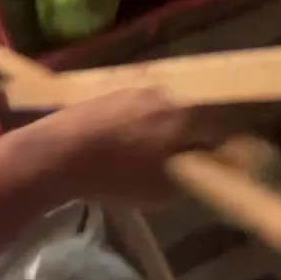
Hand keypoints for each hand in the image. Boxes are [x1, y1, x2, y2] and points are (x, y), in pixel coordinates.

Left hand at [11, 89, 204, 199]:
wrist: (54, 153)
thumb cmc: (115, 176)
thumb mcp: (166, 190)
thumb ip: (198, 177)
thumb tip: (211, 170)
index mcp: (187, 114)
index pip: (223, 131)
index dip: (226, 154)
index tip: (221, 171)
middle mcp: (164, 94)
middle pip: (193, 117)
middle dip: (194, 140)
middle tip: (185, 165)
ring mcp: (133, 90)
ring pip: (163, 112)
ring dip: (165, 131)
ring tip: (150, 157)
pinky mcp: (107, 94)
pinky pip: (136, 111)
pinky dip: (139, 127)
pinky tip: (124, 146)